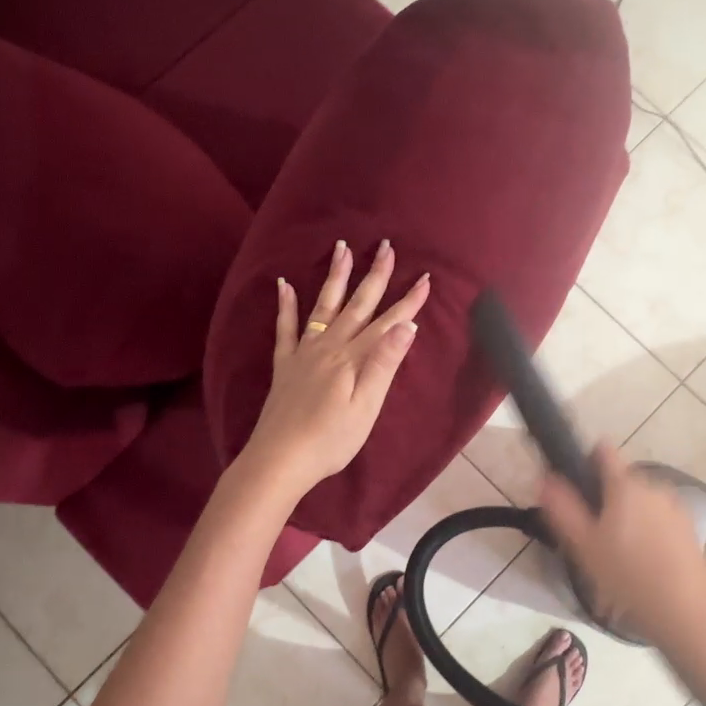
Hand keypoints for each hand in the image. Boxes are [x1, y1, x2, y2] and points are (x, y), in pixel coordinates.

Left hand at [240, 239, 430, 494]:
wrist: (280, 458)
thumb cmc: (331, 440)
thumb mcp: (366, 406)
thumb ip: (384, 363)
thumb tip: (406, 325)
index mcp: (353, 359)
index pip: (388, 323)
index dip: (408, 302)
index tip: (425, 278)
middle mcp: (329, 347)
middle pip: (357, 306)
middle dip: (375, 276)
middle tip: (386, 246)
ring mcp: (304, 353)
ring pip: (323, 306)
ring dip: (335, 277)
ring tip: (342, 249)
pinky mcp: (285, 365)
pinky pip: (285, 328)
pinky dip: (286, 305)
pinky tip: (284, 285)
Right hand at [537, 445, 705, 652]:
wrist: (688, 608)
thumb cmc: (628, 574)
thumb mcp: (584, 546)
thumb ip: (562, 509)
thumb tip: (544, 480)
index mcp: (624, 484)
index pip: (602, 451)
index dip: (585, 461)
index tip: (574, 486)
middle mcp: (653, 485)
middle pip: (621, 481)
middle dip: (606, 501)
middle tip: (592, 537)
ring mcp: (675, 506)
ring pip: (641, 503)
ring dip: (628, 519)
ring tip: (618, 558)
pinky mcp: (689, 528)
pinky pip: (659, 521)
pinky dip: (649, 534)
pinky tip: (643, 566)